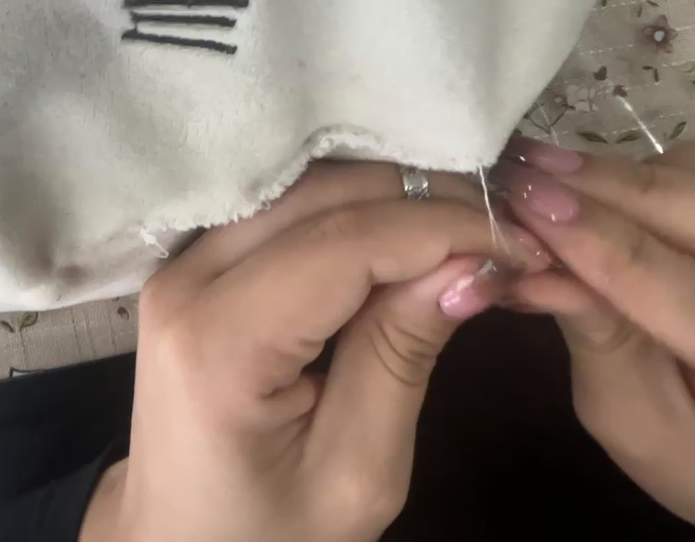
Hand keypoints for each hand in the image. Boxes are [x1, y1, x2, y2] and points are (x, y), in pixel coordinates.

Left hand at [80, 161, 546, 541]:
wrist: (175, 535)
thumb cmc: (269, 531)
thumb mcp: (356, 473)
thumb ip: (400, 355)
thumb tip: (470, 260)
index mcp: (218, 341)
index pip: (340, 244)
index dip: (436, 226)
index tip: (519, 238)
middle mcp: (185, 278)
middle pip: (315, 196)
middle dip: (418, 195)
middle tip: (500, 225)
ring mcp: (178, 260)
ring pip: (296, 186)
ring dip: (384, 191)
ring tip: (461, 222)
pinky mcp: (187, 258)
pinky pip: (275, 205)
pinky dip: (344, 204)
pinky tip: (397, 222)